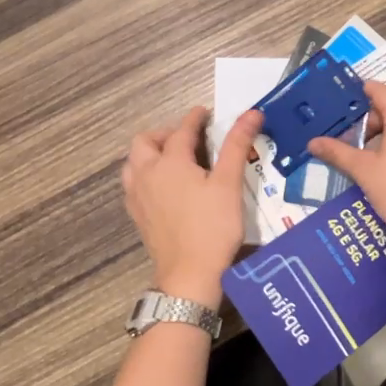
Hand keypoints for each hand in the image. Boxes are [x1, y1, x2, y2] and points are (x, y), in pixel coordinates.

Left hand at [122, 106, 261, 306]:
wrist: (189, 273)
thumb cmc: (213, 227)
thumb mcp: (229, 184)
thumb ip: (237, 145)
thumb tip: (252, 113)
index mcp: (170, 163)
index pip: (181, 131)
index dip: (194, 119)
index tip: (204, 112)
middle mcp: (147, 174)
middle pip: (145, 142)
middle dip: (164, 133)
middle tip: (188, 137)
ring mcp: (138, 197)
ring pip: (133, 163)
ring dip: (149, 153)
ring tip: (172, 159)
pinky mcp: (138, 216)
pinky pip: (134, 184)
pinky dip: (146, 175)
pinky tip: (164, 187)